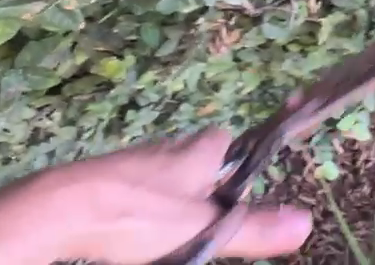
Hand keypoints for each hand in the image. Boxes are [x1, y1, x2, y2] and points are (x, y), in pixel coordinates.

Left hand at [41, 129, 311, 263]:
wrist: (68, 207)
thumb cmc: (141, 214)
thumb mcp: (202, 228)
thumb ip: (252, 229)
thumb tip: (307, 222)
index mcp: (197, 151)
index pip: (225, 141)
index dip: (236, 160)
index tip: (241, 189)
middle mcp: (170, 149)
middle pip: (197, 159)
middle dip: (206, 185)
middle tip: (210, 220)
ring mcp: (138, 162)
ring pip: (167, 176)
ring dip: (176, 199)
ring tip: (176, 233)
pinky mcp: (112, 179)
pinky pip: (140, 189)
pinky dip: (147, 207)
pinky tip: (141, 232)